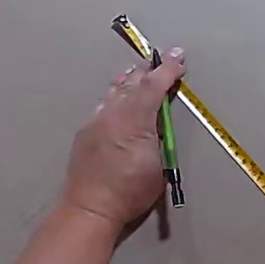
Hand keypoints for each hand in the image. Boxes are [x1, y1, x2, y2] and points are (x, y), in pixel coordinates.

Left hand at [58, 48, 185, 228]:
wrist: (90, 207)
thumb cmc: (130, 192)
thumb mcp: (159, 165)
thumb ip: (158, 139)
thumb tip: (156, 126)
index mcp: (136, 119)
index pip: (154, 85)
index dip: (168, 69)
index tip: (179, 57)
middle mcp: (114, 113)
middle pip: (133, 82)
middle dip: (149, 70)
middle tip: (161, 60)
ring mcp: (96, 121)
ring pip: (115, 91)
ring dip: (129, 80)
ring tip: (137, 72)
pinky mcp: (85, 132)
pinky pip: (104, 106)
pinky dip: (115, 97)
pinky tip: (116, 99)